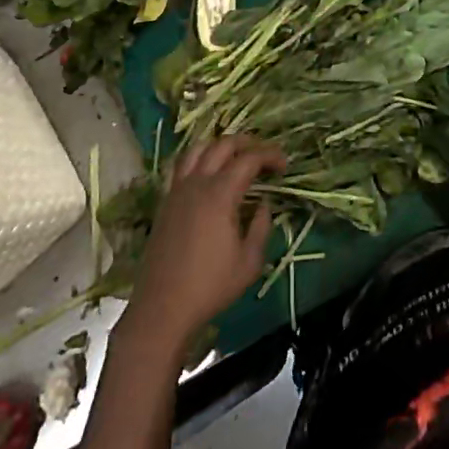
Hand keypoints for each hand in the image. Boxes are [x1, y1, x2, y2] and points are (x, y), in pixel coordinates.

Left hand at [121, 136, 284, 345]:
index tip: (285, 165)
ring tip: (236, 155)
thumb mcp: (250, 261)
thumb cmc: (211, 286)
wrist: (164, 305)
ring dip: (219, 145)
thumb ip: (261, 225)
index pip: (249, 159)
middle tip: (265, 155)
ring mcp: (176, 190)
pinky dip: (198, 157)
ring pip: (197, 149)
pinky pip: (181, 166)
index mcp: (220, 194)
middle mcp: (196, 183)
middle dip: (247, 143)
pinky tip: (207, 170)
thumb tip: (264, 203)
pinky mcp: (165, 201)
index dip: (270, 155)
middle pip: (222, 145)